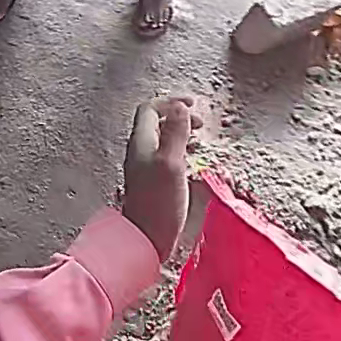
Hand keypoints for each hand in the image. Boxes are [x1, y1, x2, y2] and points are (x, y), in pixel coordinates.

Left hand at [121, 95, 201, 260]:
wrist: (146, 237)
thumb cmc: (159, 202)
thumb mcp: (171, 163)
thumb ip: (176, 133)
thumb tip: (180, 107)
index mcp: (142, 142)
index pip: (150, 109)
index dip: (171, 102)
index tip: (192, 104)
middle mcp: (140, 151)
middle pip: (156, 122)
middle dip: (178, 116)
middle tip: (200, 123)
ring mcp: (144, 166)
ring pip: (162, 139)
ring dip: (180, 133)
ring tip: (198, 140)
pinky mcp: (152, 180)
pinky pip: (165, 155)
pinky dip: (179, 150)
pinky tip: (191, 160)